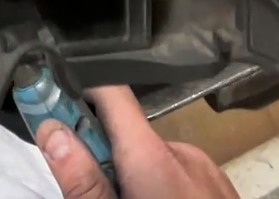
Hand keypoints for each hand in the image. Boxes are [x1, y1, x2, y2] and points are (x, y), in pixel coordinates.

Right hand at [37, 87, 239, 198]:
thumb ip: (83, 183)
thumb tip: (51, 129)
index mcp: (155, 158)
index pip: (111, 90)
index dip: (77, 90)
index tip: (51, 111)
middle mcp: (186, 157)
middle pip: (128, 134)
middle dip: (104, 159)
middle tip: (94, 198)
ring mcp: (213, 179)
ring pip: (154, 161)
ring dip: (134, 181)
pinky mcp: (226, 197)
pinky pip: (182, 182)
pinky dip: (162, 195)